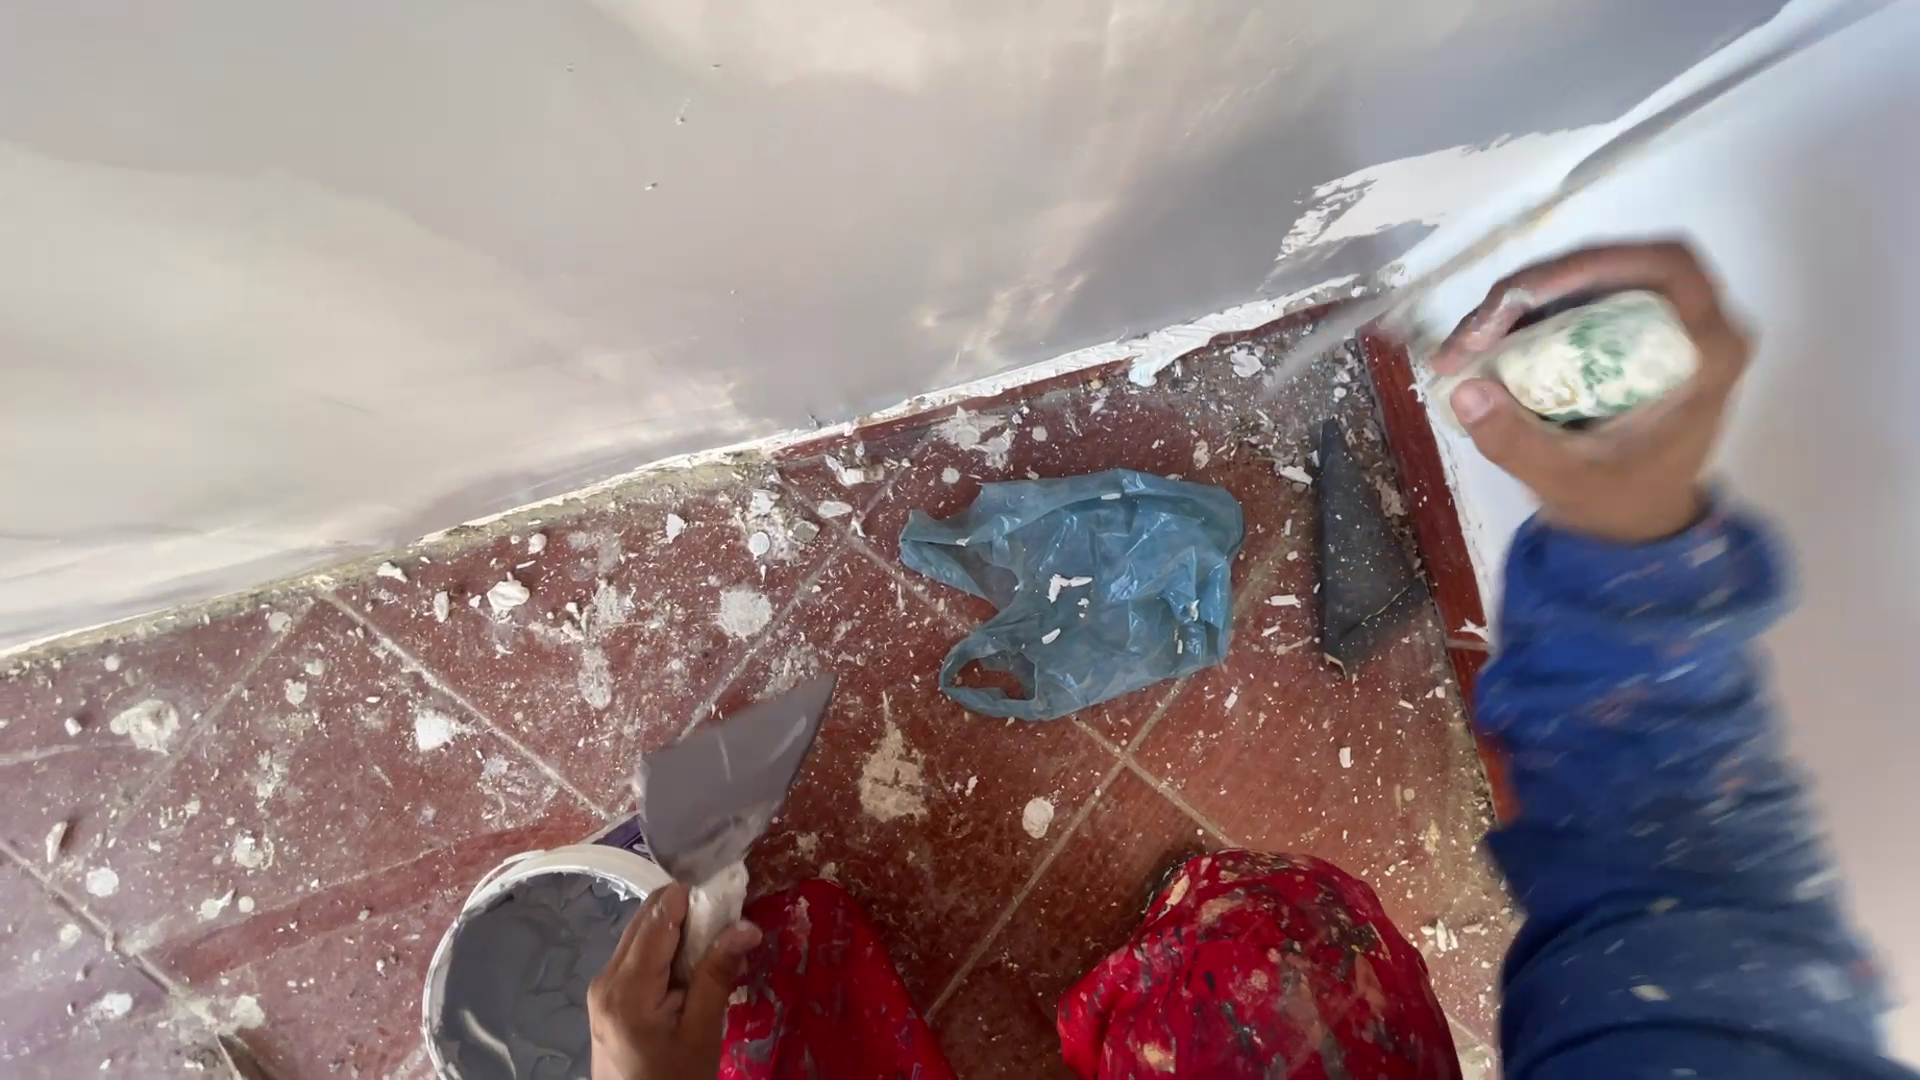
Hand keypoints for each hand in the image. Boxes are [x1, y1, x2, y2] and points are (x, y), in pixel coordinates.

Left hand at [587, 882, 762, 1079]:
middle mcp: (606, 977)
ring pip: (644, 931)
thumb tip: (748, 924)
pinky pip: (641, 953)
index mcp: (626, 987)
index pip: (660, 913)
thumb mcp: (702, 1033)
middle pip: (648, 916)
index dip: (695, 895)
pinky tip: (695, 965)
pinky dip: (669, 947)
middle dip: (690, 909)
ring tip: (717, 942)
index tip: (732, 893)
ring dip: (681, 928)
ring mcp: (604, 987)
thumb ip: (718, 973)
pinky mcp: (609, 998)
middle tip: (730, 919)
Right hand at [1430, 241, 1749, 543]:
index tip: (1521, 293)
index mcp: (1702, 352)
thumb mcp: (1563, 478)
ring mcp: (1642, 330)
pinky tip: (1476, 349)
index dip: (1592, 265)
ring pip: (1576, 286)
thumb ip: (1515, 441)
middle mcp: (1681, 327)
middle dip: (1531, 288)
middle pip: (1609, 270)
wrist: (1630, 520)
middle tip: (1473, 331)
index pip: (1665, 270)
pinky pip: (1559, 310)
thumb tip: (1463, 390)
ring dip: (1511, 306)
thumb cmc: (1615, 499)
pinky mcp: (1608, 340)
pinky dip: (1512, 323)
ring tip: (1461, 346)